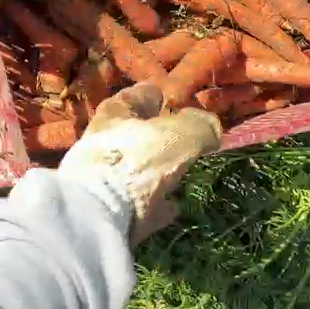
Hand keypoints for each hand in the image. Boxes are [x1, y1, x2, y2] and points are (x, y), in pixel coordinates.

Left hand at [58, 82, 221, 241]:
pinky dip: (158, 203)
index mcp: (116, 111)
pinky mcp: (110, 208)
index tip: (185, 105)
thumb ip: (199, 126)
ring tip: (186, 174)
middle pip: (139, 131)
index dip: (163, 96)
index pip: (142, 93)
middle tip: (191, 143)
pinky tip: (174, 206)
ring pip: (139, 166)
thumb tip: (210, 126)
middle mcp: (105, 138)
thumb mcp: (180, 134)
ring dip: (160, 170)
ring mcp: (105, 175)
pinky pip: (141, 201)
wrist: (100, 214)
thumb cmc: (138, 160)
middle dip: (162, 136)